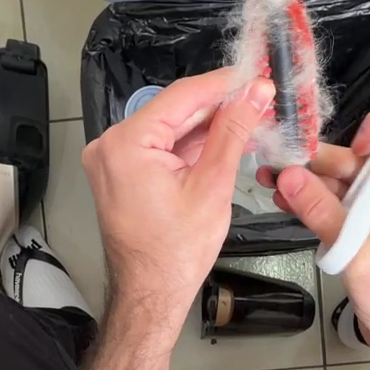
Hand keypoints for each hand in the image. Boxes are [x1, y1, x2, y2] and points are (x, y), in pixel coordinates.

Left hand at [83, 69, 273, 328]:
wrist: (151, 294)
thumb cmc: (177, 252)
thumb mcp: (212, 185)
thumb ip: (233, 132)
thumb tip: (256, 93)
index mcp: (126, 144)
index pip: (182, 96)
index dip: (224, 84)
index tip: (257, 75)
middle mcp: (109, 145)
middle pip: (174, 111)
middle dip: (218, 106)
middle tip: (260, 97)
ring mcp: (111, 160)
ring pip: (169, 128)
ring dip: (207, 125)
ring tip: (251, 118)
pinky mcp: (120, 173)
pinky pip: (159, 147)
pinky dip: (189, 145)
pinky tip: (223, 140)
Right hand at [264, 113, 369, 357]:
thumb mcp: (360, 254)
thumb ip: (323, 214)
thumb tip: (289, 179)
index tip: (348, 154)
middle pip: (364, 160)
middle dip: (324, 162)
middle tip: (283, 165)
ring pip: (346, 184)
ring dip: (311, 183)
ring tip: (273, 180)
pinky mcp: (367, 232)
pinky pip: (339, 208)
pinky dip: (314, 205)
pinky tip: (286, 202)